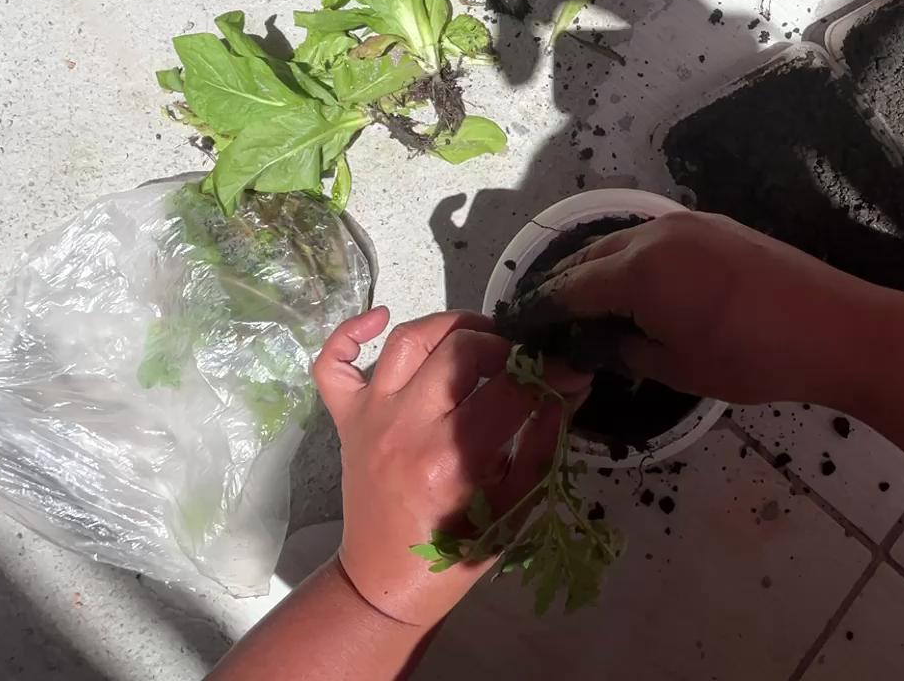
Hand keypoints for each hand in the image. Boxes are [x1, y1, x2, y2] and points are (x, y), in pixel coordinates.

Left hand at [312, 308, 586, 628]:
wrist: (386, 584)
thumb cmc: (460, 550)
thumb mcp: (517, 504)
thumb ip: (544, 440)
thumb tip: (570, 385)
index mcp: (454, 458)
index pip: (513, 387)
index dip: (550, 371)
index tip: (567, 367)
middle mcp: (407, 428)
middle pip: (458, 348)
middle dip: (500, 344)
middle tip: (516, 360)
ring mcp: (370, 420)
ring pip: (406, 340)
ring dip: (450, 326)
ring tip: (477, 338)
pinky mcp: (346, 420)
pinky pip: (333, 363)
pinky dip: (351, 332)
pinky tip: (380, 319)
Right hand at [537, 211, 892, 406]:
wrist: (837, 327)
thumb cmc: (753, 358)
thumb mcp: (679, 367)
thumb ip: (625, 349)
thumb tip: (590, 343)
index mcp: (639, 271)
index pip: (572, 287)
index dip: (543, 307)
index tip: (519, 323)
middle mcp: (656, 234)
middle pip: (593, 256)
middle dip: (566, 285)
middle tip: (548, 315)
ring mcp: (689, 223)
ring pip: (624, 243)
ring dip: (599, 268)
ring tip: (586, 302)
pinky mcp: (716, 225)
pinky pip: (655, 239)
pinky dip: (633, 260)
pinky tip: (636, 284)